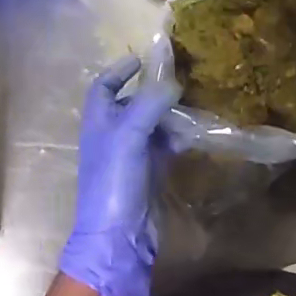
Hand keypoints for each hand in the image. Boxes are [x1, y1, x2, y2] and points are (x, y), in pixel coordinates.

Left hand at [58, 55, 180, 295]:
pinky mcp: (150, 173)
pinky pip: (166, 146)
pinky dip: (179, 137)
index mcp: (98, 123)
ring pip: (152, 125)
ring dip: (171, 114)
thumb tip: (172, 82)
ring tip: (196, 102)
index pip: (103, 87)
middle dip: (154, 90)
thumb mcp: (128, 137)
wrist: (119, 236)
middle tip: (181, 78)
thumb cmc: (115, 182)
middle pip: (132, 103)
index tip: (143, 60)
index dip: (119, 71)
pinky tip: (197, 132)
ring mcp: (132, 156)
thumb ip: (148, 105)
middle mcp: (113, 136)